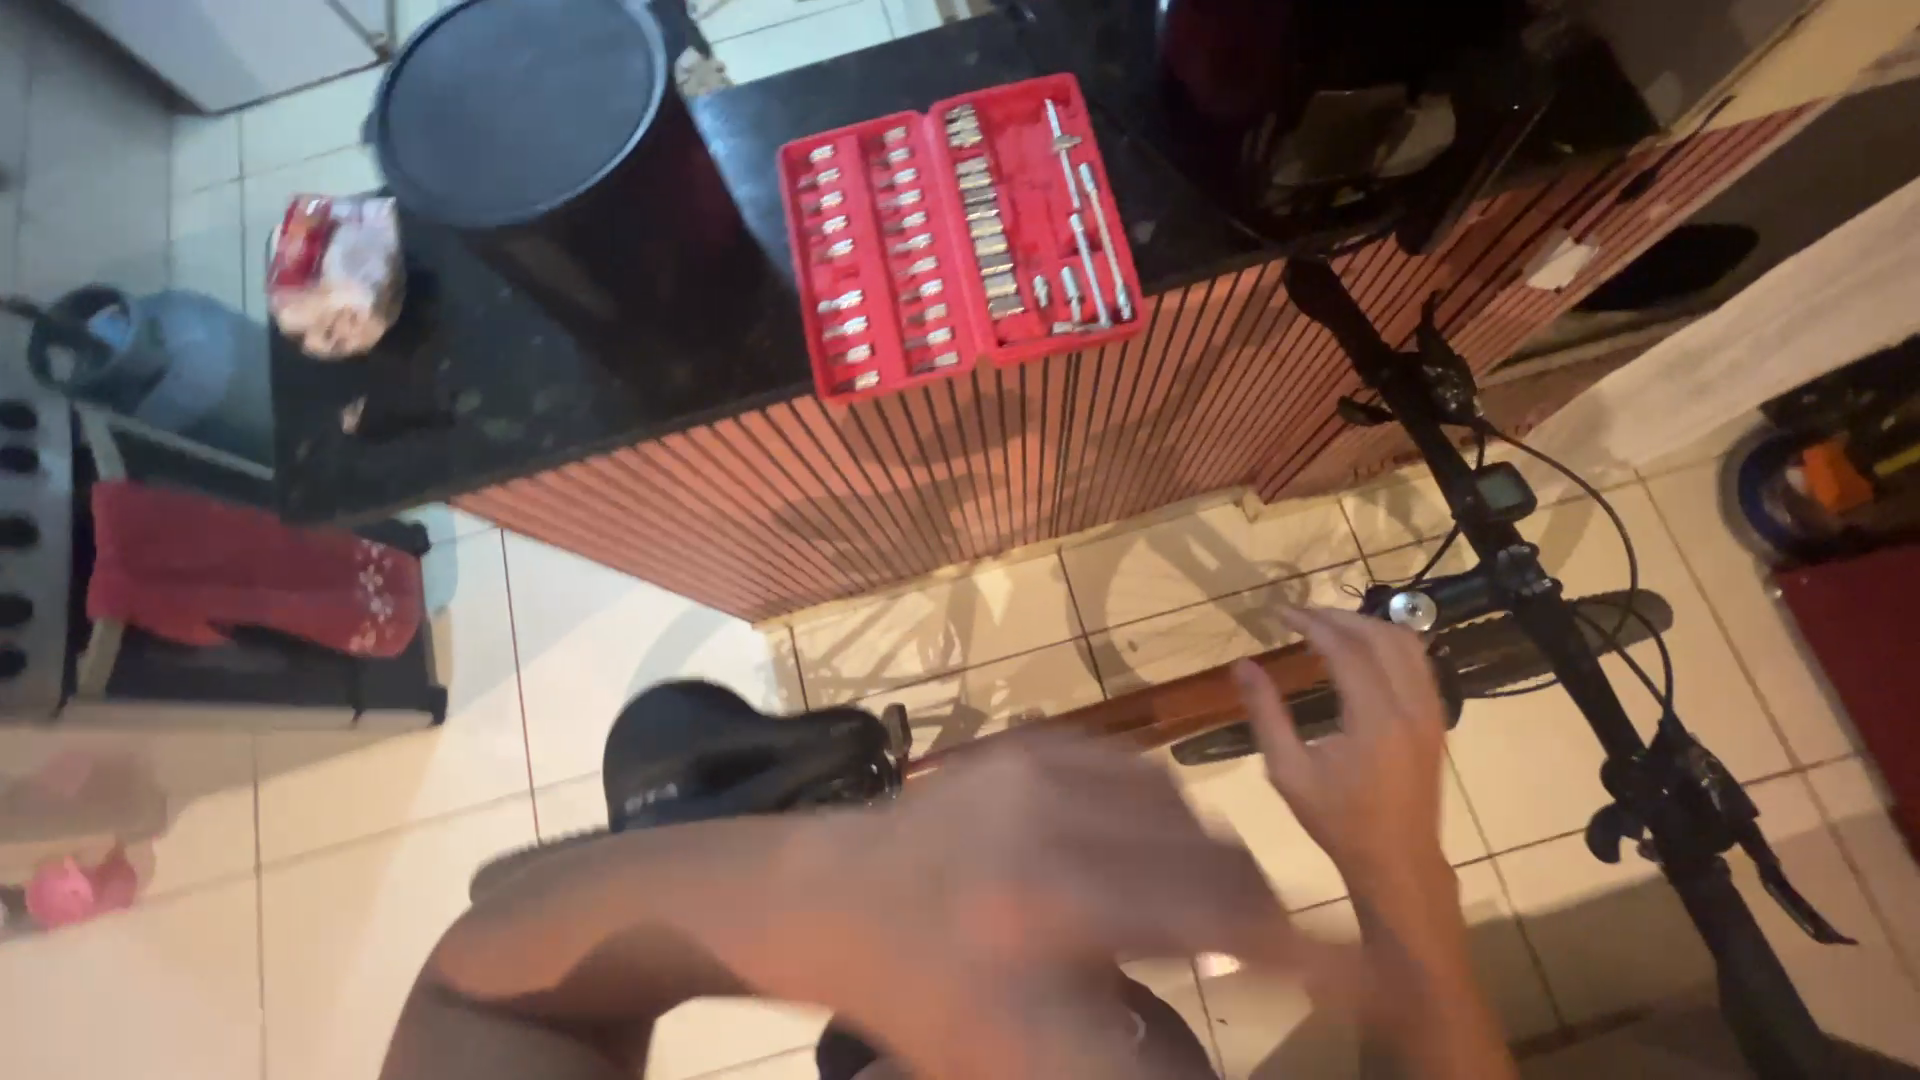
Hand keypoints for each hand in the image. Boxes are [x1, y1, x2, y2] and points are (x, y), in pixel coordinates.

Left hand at [693, 735, 1334, 1077]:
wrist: (839, 896)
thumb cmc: (923, 996)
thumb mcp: (1021, 1060)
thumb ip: (1133, 1063)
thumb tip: (1215, 1066)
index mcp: (1049, 912)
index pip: (1212, 923)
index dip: (1297, 951)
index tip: (1352, 969)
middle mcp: (1051, 824)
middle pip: (1207, 856)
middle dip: (1254, 905)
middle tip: (1259, 941)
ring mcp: (1037, 770)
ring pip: (1178, 803)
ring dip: (1205, 853)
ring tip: (1194, 898)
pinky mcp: (1027, 745)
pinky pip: (1130, 768)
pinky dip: (1159, 809)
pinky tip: (1142, 845)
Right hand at [1231, 608, 1452, 903]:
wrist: (1397, 861)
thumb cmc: (1337, 819)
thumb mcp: (1288, 771)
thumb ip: (1265, 713)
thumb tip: (1242, 665)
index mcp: (1376, 719)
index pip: (1345, 650)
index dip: (1311, 624)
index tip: (1280, 614)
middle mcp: (1411, 707)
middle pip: (1380, 637)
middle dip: (1337, 617)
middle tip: (1300, 614)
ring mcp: (1431, 713)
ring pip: (1406, 645)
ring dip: (1366, 625)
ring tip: (1327, 624)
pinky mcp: (1436, 720)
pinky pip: (1419, 663)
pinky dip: (1387, 644)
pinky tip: (1360, 650)